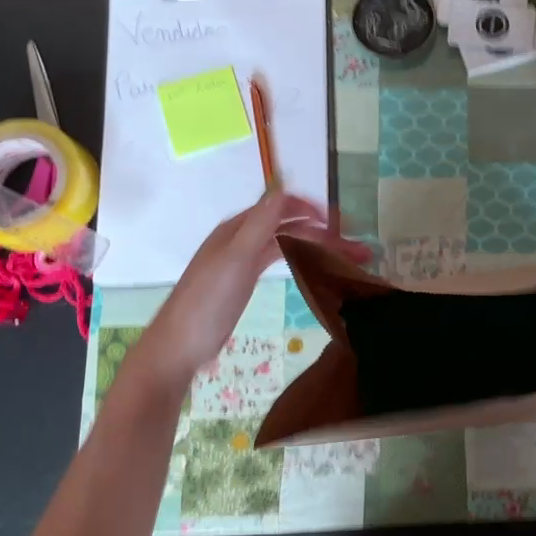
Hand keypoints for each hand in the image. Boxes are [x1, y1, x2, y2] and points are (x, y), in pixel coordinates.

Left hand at [124, 193, 370, 390]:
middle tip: (357, 250)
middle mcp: (241, 237)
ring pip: (287, 241)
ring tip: (347, 259)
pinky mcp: (244, 279)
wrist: (178, 346)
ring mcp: (242, 259)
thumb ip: (260, 224)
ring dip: (318, 245)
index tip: (343, 227)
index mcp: (238, 227)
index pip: (282, 205)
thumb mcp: (235, 259)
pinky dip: (301, 257)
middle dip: (324, 232)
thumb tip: (285, 190)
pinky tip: (316, 266)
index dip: (314, 211)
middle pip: (289, 224)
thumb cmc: (206, 302)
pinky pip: (279, 258)